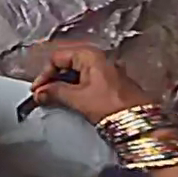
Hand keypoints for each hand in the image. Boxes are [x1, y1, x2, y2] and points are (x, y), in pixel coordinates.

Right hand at [30, 42, 152, 123]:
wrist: (139, 122)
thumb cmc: (111, 106)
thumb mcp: (78, 99)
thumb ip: (55, 93)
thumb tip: (38, 93)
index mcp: (89, 54)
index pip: (57, 58)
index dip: (44, 74)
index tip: (37, 90)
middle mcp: (97, 57)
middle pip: (66, 62)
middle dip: (52, 78)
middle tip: (42, 94)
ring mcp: (104, 68)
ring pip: (75, 71)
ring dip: (62, 84)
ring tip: (53, 98)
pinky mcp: (108, 81)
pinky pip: (85, 78)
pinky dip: (73, 87)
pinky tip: (68, 99)